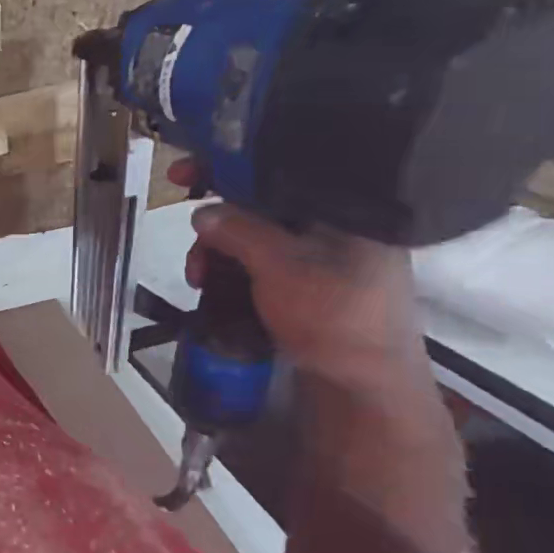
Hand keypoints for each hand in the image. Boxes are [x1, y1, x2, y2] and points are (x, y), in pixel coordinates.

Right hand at [174, 159, 424, 392]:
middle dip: (216, 220)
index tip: (186, 172)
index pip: (276, 166)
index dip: (227, 163)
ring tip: (198, 277)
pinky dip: (233, 270)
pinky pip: (260, 263)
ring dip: (219, 251)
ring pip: (254, 236)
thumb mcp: (281, 266)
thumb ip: (239, 231)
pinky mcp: (305, 284)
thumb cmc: (334, 315)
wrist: (367, 389)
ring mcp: (318, 255)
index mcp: (337, 204)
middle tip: (190, 236)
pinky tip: (212, 288)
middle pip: (258, 203)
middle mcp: (329, 222)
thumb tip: (202, 212)